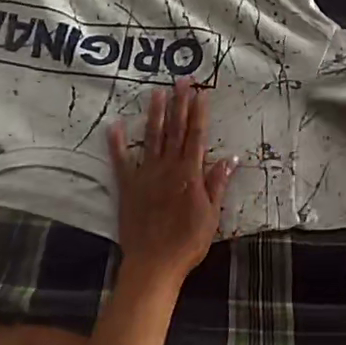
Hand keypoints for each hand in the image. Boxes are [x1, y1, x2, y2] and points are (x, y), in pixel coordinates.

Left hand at [107, 78, 237, 287]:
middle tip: (182, 81)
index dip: (199, 113)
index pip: (197, 136)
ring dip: (155, 114)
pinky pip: (121, 161)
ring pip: (152, 138)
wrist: (154, 263)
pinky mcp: (128, 186)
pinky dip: (117, 143)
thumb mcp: (212, 215)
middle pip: (175, 130)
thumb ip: (217, 185)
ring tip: (157, 92)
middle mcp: (168, 168)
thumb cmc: (188, 242)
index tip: (201, 93)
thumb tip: (230, 159)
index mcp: (190, 174)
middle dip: (179, 104)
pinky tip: (115, 125)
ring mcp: (146, 175)